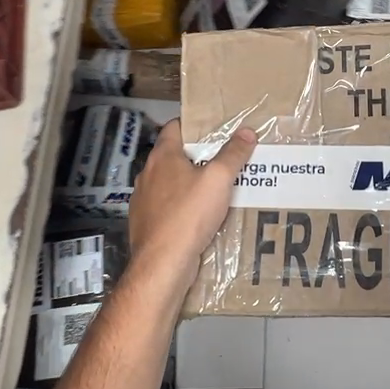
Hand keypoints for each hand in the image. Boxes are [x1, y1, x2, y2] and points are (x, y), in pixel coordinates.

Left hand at [127, 120, 255, 284]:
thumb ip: (233, 154)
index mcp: (162, 157)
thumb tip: (246, 132)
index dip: (194, 124)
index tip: (214, 128)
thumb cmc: (189, 215)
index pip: (174, 127)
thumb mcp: (219, 180)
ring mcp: (142, 200)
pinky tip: (199, 216)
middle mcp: (147, 174)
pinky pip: (166, 206)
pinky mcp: (145, 223)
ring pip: (169, 183)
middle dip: (197, 155)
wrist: (162, 264)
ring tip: (214, 187)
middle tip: (223, 158)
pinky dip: (181, 206)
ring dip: (188, 182)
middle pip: (173, 155)